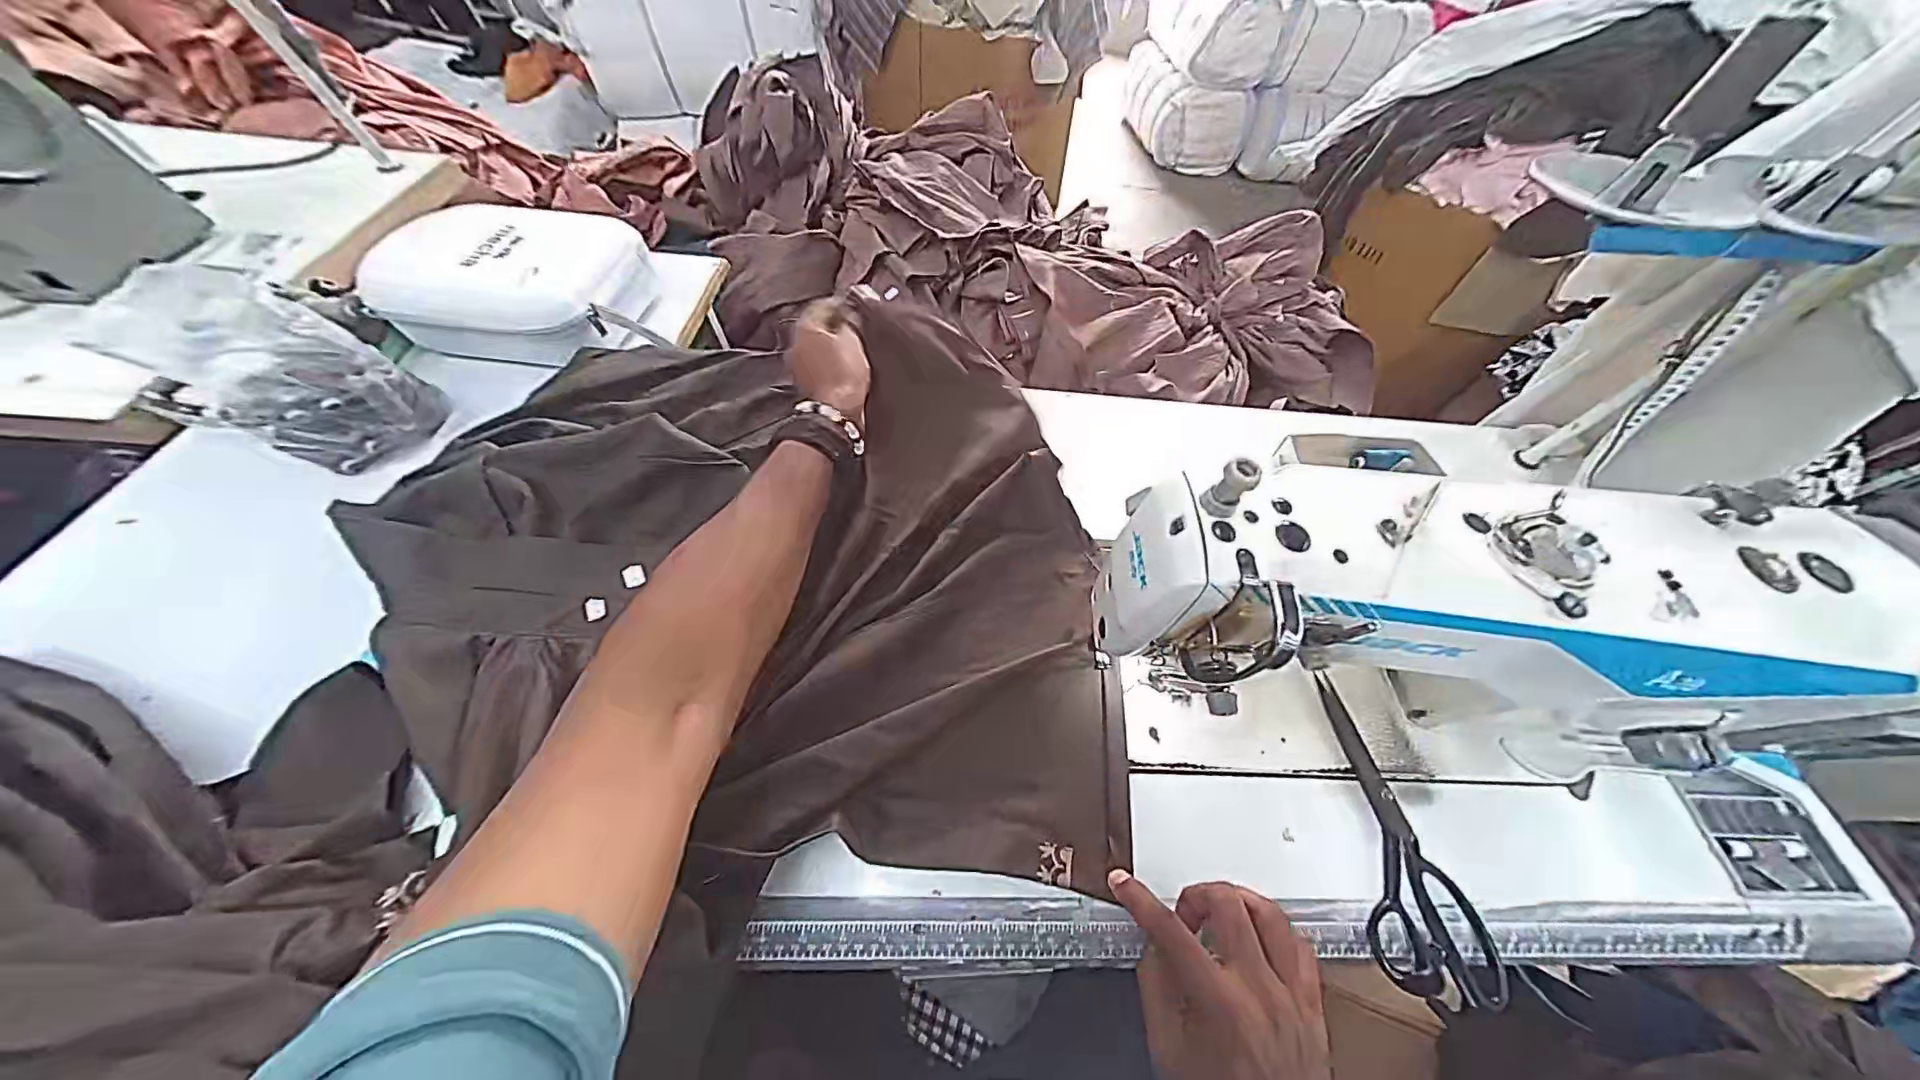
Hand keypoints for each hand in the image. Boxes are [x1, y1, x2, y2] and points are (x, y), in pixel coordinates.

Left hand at [787, 297, 870, 426]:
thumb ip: (847, 323)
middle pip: (815, 327)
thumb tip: (844, 317)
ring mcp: (796, 364)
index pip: (820, 306)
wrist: (836, 411)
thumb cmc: (844, 375)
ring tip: (846, 350)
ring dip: (827, 346)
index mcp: (806, 327)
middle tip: (849, 329)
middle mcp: (796, 343)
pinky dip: (825, 363)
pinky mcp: (803, 381)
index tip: (849, 308)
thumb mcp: (853, 341)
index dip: (838, 306)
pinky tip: (839, 367)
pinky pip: (815, 364)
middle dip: (831, 327)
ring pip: (813, 346)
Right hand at [1110, 870, 1330, 1079]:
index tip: (1125, 885)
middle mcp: (1259, 992)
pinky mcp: (1313, 1007)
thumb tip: (1152, 944)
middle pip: (1226, 904)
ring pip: (1270, 914)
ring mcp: (1292, 997)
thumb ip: (1155, 987)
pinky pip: (1300, 946)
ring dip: (1237, 902)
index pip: (1169, 930)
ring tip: (1219, 913)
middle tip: (1182, 915)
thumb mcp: (1167, 1048)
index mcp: (1218, 1003)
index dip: (1139, 899)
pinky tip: (1259, 936)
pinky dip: (1275, 931)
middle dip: (1194, 896)